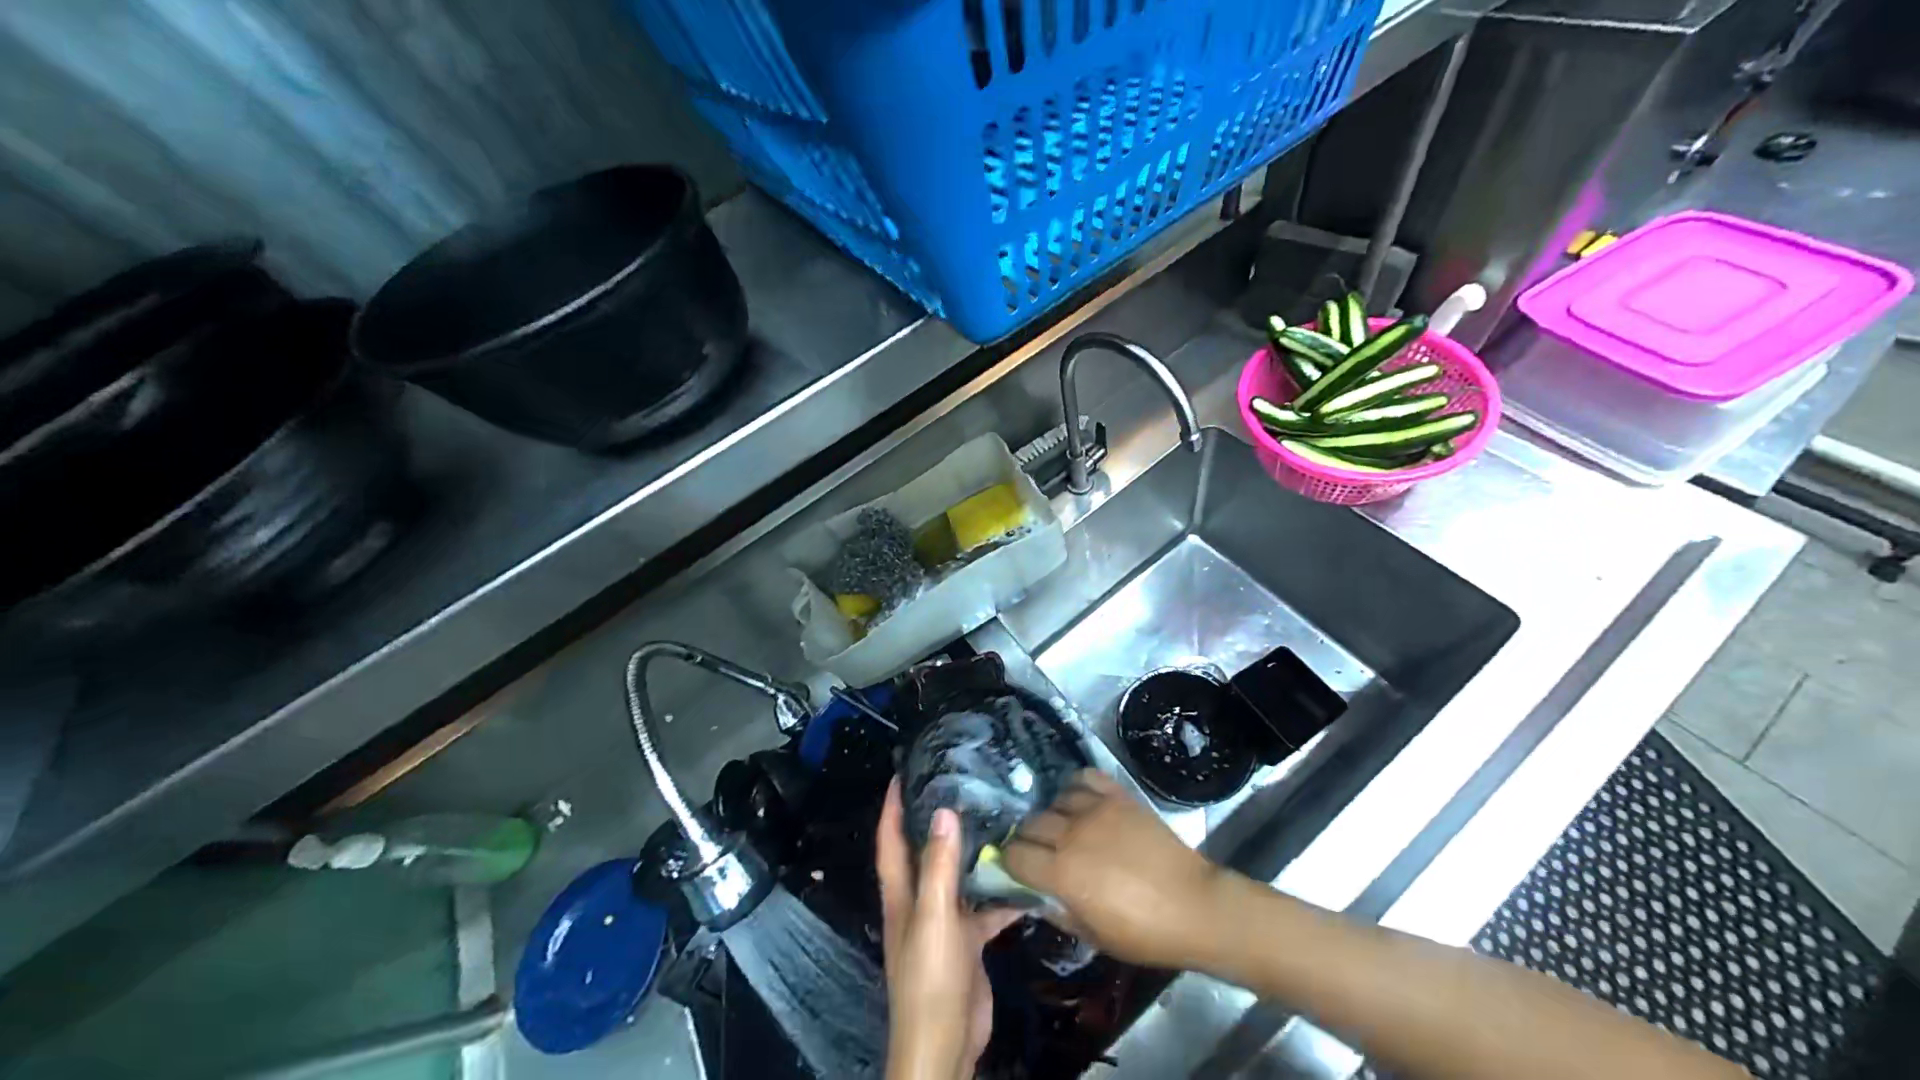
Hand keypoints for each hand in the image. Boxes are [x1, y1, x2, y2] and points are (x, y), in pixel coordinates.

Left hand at [878, 778, 1021, 1079]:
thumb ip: (939, 866)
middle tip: (961, 786)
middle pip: (925, 853)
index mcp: (901, 894)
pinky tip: (1026, 881)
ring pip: (957, 878)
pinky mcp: (967, 943)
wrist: (945, 1044)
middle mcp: (919, 902)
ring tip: (1000, 822)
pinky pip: (984, 910)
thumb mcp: (934, 917)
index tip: (902, 773)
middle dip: (936, 821)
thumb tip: (943, 812)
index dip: (892, 807)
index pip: (890, 840)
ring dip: (973, 855)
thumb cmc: (930, 977)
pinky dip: (1001, 896)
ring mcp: (944, 923)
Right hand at [1001, 769, 1226, 970]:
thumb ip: (1057, 911)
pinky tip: (1082, 801)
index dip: (1011, 863)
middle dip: (1028, 839)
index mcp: (1061, 872)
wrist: (1196, 907)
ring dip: (1053, 815)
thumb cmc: (1144, 933)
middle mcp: (1072, 834)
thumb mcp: (1093, 936)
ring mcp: (1097, 810)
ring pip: (1056, 800)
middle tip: (1041, 852)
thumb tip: (1035, 897)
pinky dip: (1077, 786)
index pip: (1015, 855)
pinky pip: (1086, 778)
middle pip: (1031, 824)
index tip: (1018, 870)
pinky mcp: (1119, 797)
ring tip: (1065, 828)